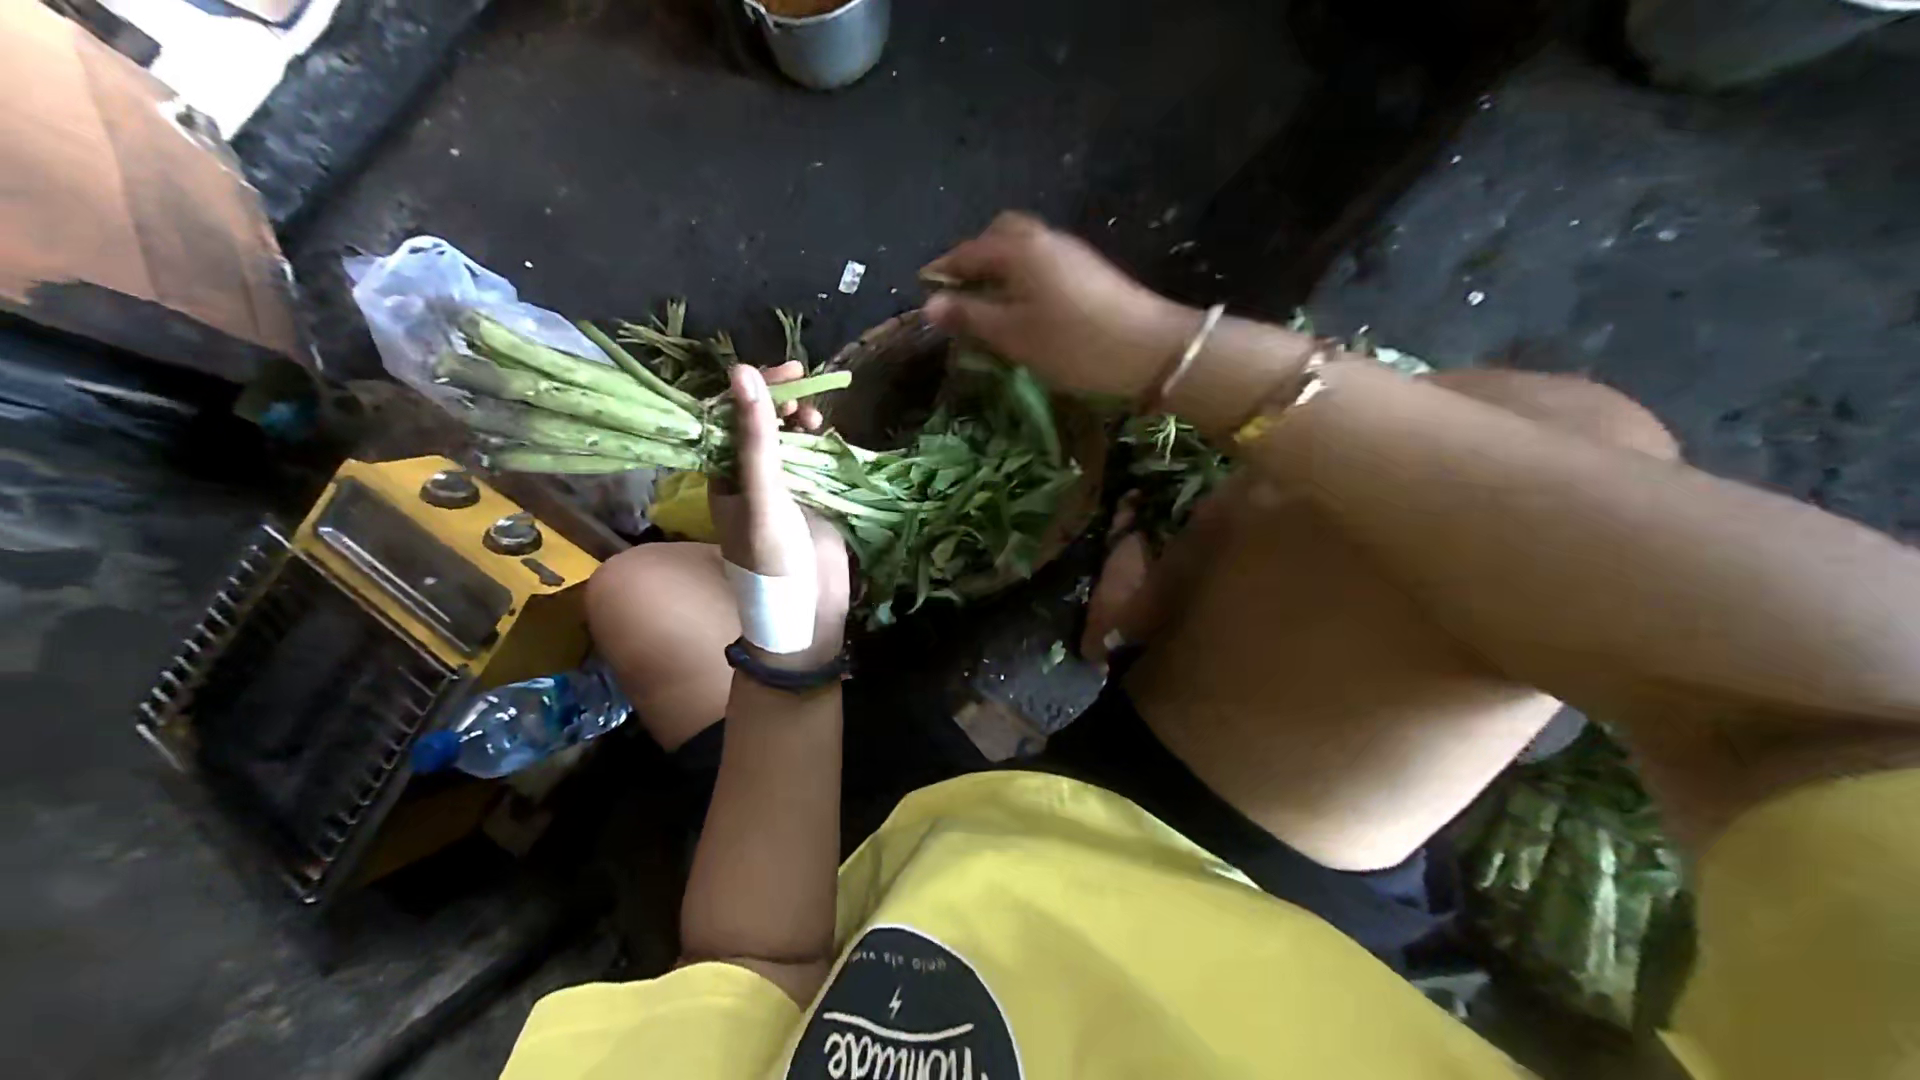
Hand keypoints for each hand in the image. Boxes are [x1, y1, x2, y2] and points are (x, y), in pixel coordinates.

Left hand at [709, 365, 849, 668]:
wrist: (807, 610)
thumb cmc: (774, 558)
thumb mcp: (763, 495)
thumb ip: (756, 437)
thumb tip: (743, 371)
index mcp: (723, 475)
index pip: (729, 418)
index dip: (751, 390)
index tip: (784, 371)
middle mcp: (748, 476)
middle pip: (758, 424)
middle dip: (777, 401)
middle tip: (804, 386)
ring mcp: (780, 486)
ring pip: (785, 439)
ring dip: (797, 421)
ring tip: (814, 418)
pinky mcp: (809, 497)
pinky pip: (810, 459)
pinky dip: (817, 443)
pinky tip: (826, 435)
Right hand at [920, 212, 1199, 399]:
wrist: (1149, 350)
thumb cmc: (1072, 344)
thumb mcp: (1013, 335)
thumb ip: (970, 316)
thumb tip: (930, 304)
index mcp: (1019, 249)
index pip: (968, 251)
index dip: (943, 270)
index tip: (924, 288)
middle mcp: (1043, 238)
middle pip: (999, 235)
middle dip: (974, 257)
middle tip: (959, 290)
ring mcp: (1069, 252)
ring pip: (1023, 247)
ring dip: (999, 266)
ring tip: (987, 302)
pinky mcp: (1087, 271)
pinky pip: (1041, 262)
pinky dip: (1021, 275)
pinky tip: (1021, 306)